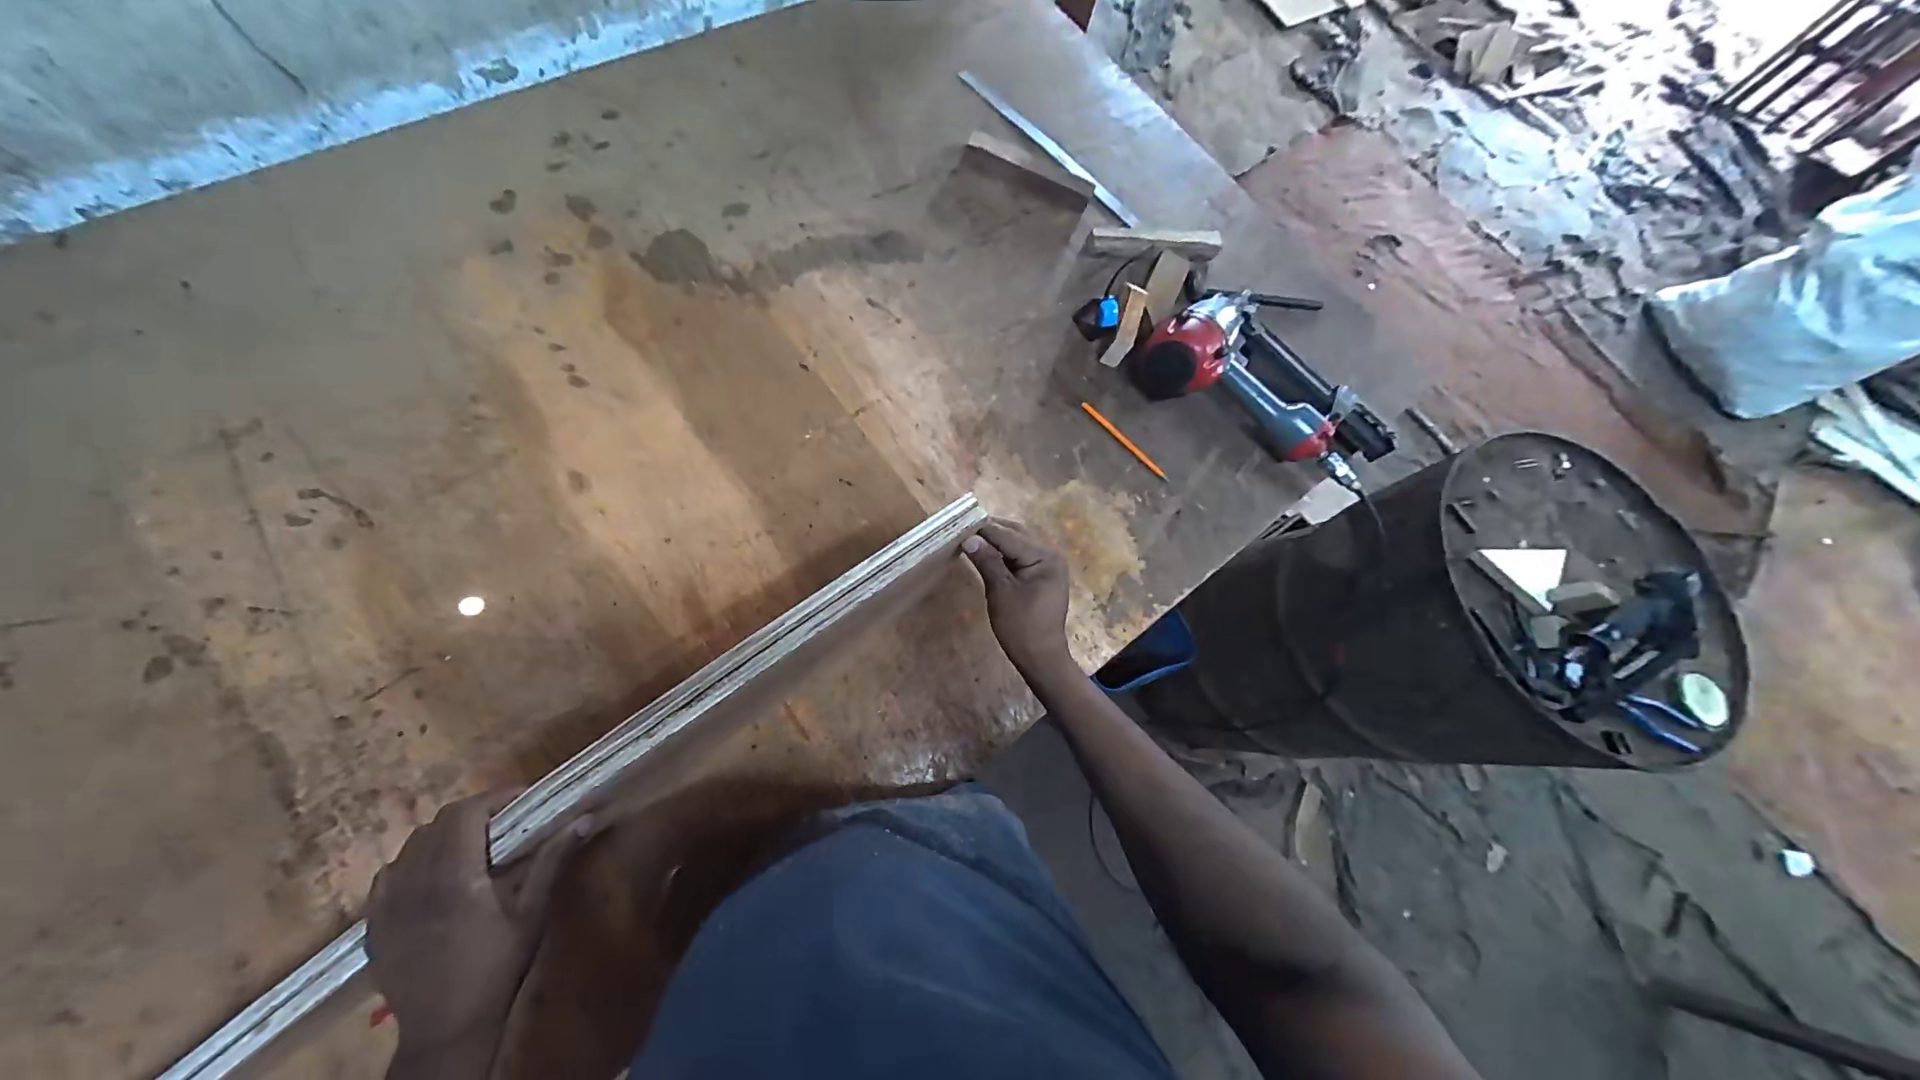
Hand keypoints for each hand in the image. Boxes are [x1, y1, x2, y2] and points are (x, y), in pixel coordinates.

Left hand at [366, 790, 589, 1066]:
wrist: (447, 1027)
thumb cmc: (498, 965)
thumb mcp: (532, 911)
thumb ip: (553, 860)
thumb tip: (585, 818)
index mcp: (453, 876)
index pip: (465, 813)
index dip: (494, 798)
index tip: (523, 801)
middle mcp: (414, 882)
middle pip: (437, 824)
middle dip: (473, 814)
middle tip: (505, 823)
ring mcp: (387, 905)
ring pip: (411, 846)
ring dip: (443, 836)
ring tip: (472, 848)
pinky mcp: (374, 925)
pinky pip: (389, 876)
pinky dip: (414, 863)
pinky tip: (435, 879)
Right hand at [962, 519, 1072, 675]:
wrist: (1040, 657)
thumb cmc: (1021, 626)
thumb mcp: (1001, 591)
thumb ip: (987, 561)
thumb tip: (969, 538)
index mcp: (1044, 557)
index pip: (1009, 536)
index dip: (984, 530)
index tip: (959, 522)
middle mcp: (1050, 556)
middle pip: (1016, 534)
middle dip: (990, 532)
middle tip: (962, 528)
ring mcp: (1047, 566)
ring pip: (1017, 545)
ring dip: (995, 541)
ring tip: (969, 538)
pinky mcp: (1040, 577)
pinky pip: (1019, 558)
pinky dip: (1002, 554)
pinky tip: (984, 553)